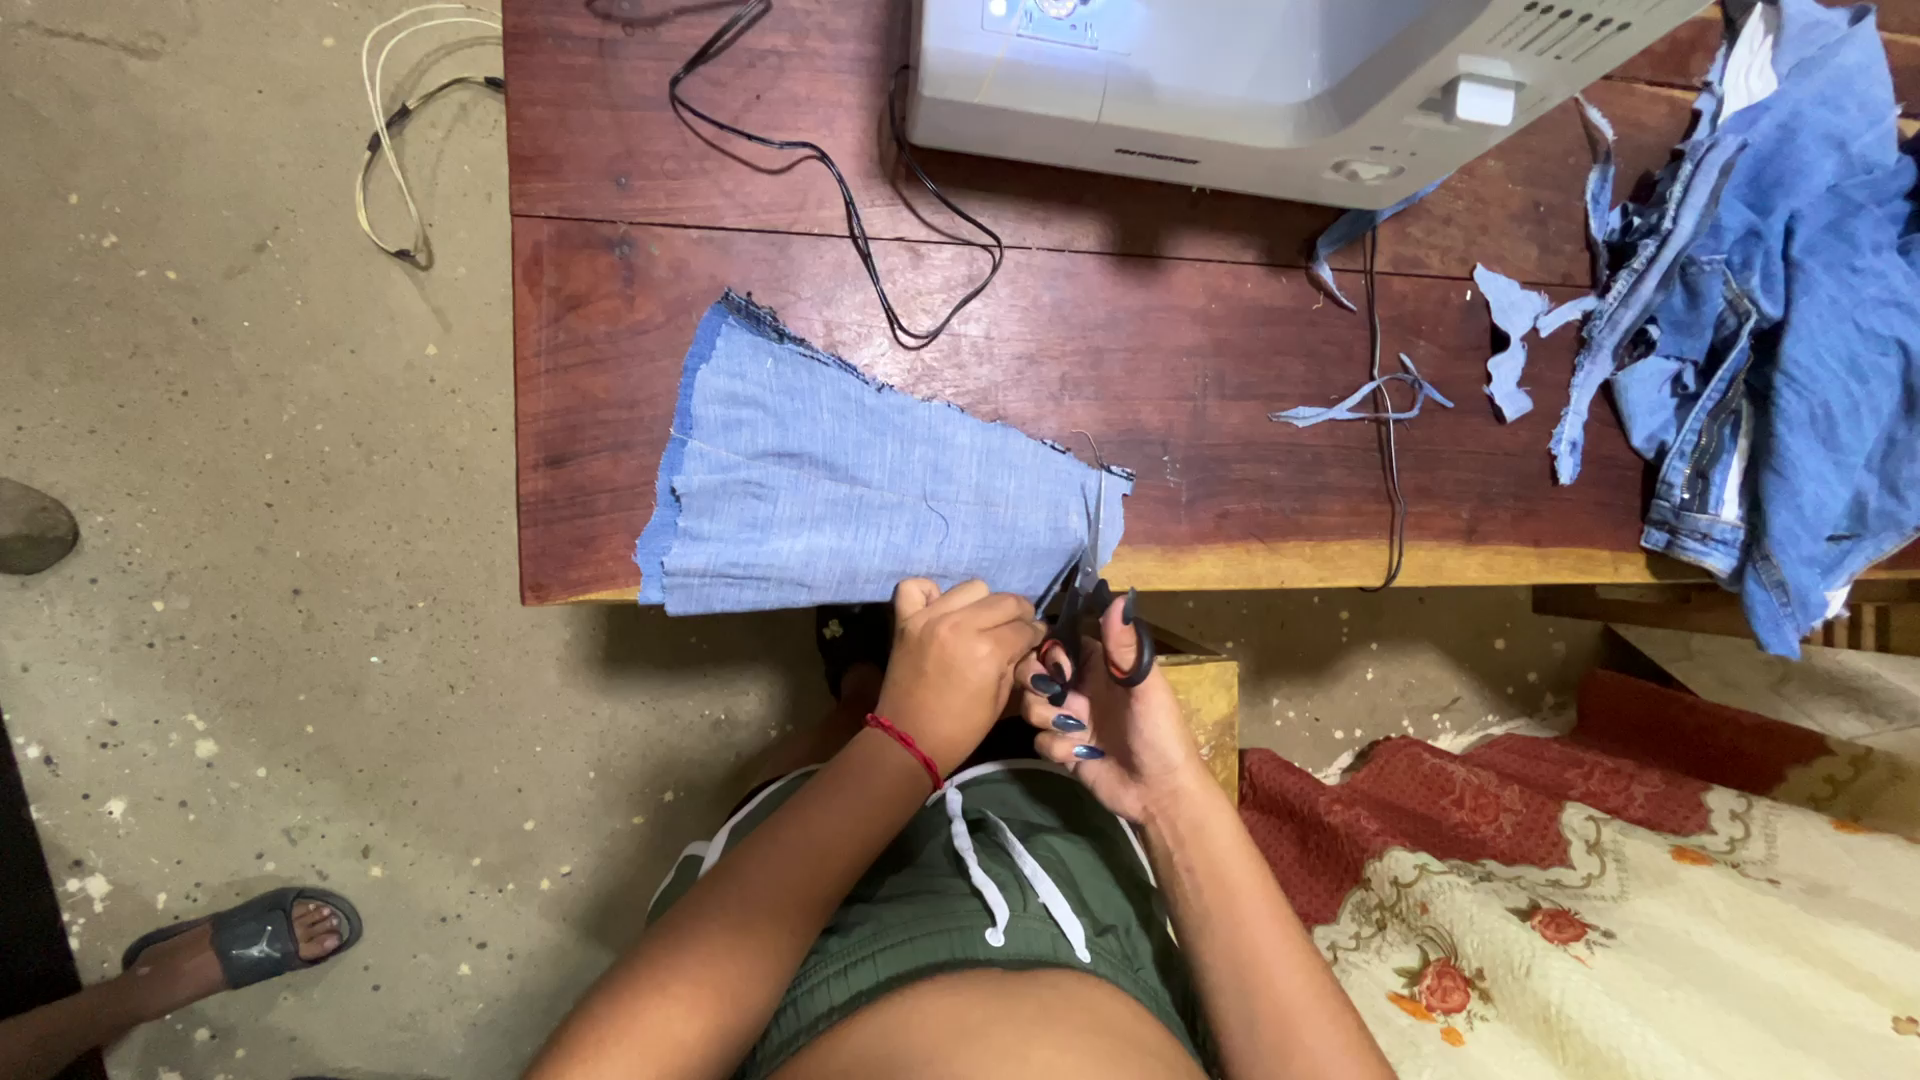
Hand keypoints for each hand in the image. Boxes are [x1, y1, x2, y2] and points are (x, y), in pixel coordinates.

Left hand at [874, 578, 1046, 774]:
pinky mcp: (905, 620)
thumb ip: (1014, 662)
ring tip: (980, 621)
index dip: (1036, 634)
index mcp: (988, 650)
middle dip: (1019, 614)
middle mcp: (960, 625)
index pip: (1025, 627)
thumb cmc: (960, 730)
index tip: (1036, 638)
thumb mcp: (1001, 700)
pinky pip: (916, 586)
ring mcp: (929, 618)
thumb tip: (1025, 642)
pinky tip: (939, 609)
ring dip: (983, 603)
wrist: (908, 741)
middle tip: (1016, 628)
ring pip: (971, 588)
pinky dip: (930, 593)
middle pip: (1004, 601)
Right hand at [1017, 592, 1210, 822]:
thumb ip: (1125, 647)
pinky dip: (1056, 747)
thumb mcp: (1146, 687)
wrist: (1159, 793)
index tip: (1060, 667)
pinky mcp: (1062, 749)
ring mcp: (1069, 720)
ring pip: (1031, 704)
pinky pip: (1039, 739)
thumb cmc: (1160, 733)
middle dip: (1035, 683)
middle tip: (1054, 697)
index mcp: (1101, 667)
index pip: (1060, 645)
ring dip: (1045, 717)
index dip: (1050, 652)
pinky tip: (1079, 755)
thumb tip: (1119, 598)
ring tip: (1074, 730)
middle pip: (1035, 672)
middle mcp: (1080, 689)